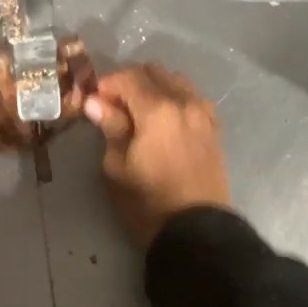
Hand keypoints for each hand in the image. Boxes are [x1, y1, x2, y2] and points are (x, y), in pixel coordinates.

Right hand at [84, 63, 229, 246]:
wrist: (198, 234)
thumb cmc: (149, 203)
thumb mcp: (118, 167)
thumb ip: (111, 127)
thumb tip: (95, 102)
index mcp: (158, 109)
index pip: (129, 77)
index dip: (107, 84)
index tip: (93, 100)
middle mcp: (185, 102)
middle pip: (154, 72)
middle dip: (130, 81)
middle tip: (112, 104)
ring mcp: (203, 113)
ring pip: (175, 81)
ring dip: (154, 86)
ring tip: (137, 111)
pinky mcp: (214, 128)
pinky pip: (191, 97)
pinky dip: (174, 98)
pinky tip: (162, 120)